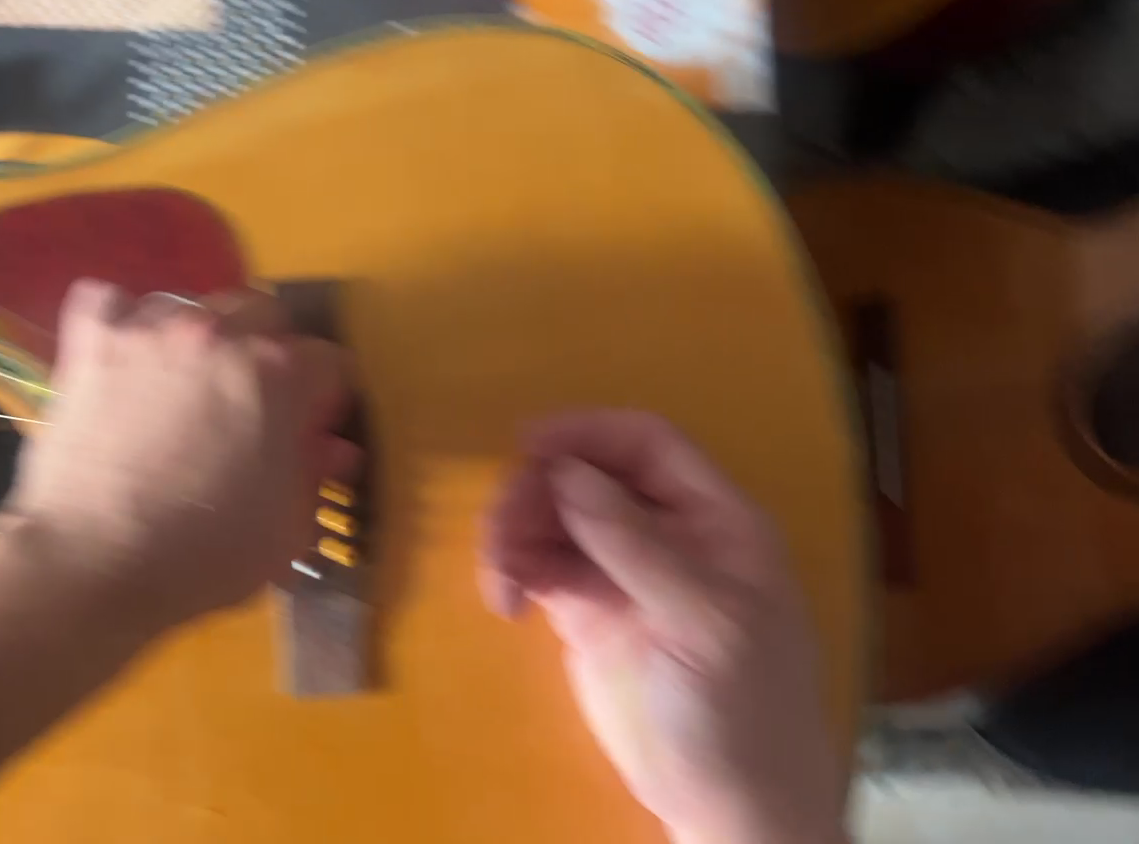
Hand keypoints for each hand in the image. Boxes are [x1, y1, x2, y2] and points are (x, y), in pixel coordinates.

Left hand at [5, 279, 352, 627]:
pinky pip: (110, 300)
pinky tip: (122, 352)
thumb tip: (333, 447)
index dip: (321, 398)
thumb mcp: (284, 530)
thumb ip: (313, 474)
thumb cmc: (200, 556)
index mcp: (278, 374)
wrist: (92, 562)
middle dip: (266, 351)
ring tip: (181, 381)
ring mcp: (150, 328)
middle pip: (264, 313)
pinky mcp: (92, 339)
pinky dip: (121, 320)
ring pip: (192, 303)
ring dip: (198, 336)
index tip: (305, 425)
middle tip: (246, 400)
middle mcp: (219, 332)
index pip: (326, 361)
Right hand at [479, 411, 843, 843]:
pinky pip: (530, 558)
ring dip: (511, 534)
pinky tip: (504, 603)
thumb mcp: (703, 624)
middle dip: (533, 496)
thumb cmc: (739, 713)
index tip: (526, 445)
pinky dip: (508, 569)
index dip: (586, 432)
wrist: (719, 806)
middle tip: (501, 536)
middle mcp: (659, 530)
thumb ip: (637, 544)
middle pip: (579, 475)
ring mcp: (614, 565)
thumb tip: (566, 472)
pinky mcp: (578, 600)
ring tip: (499, 583)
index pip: (645, 443)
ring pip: (546, 514)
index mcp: (710, 520)